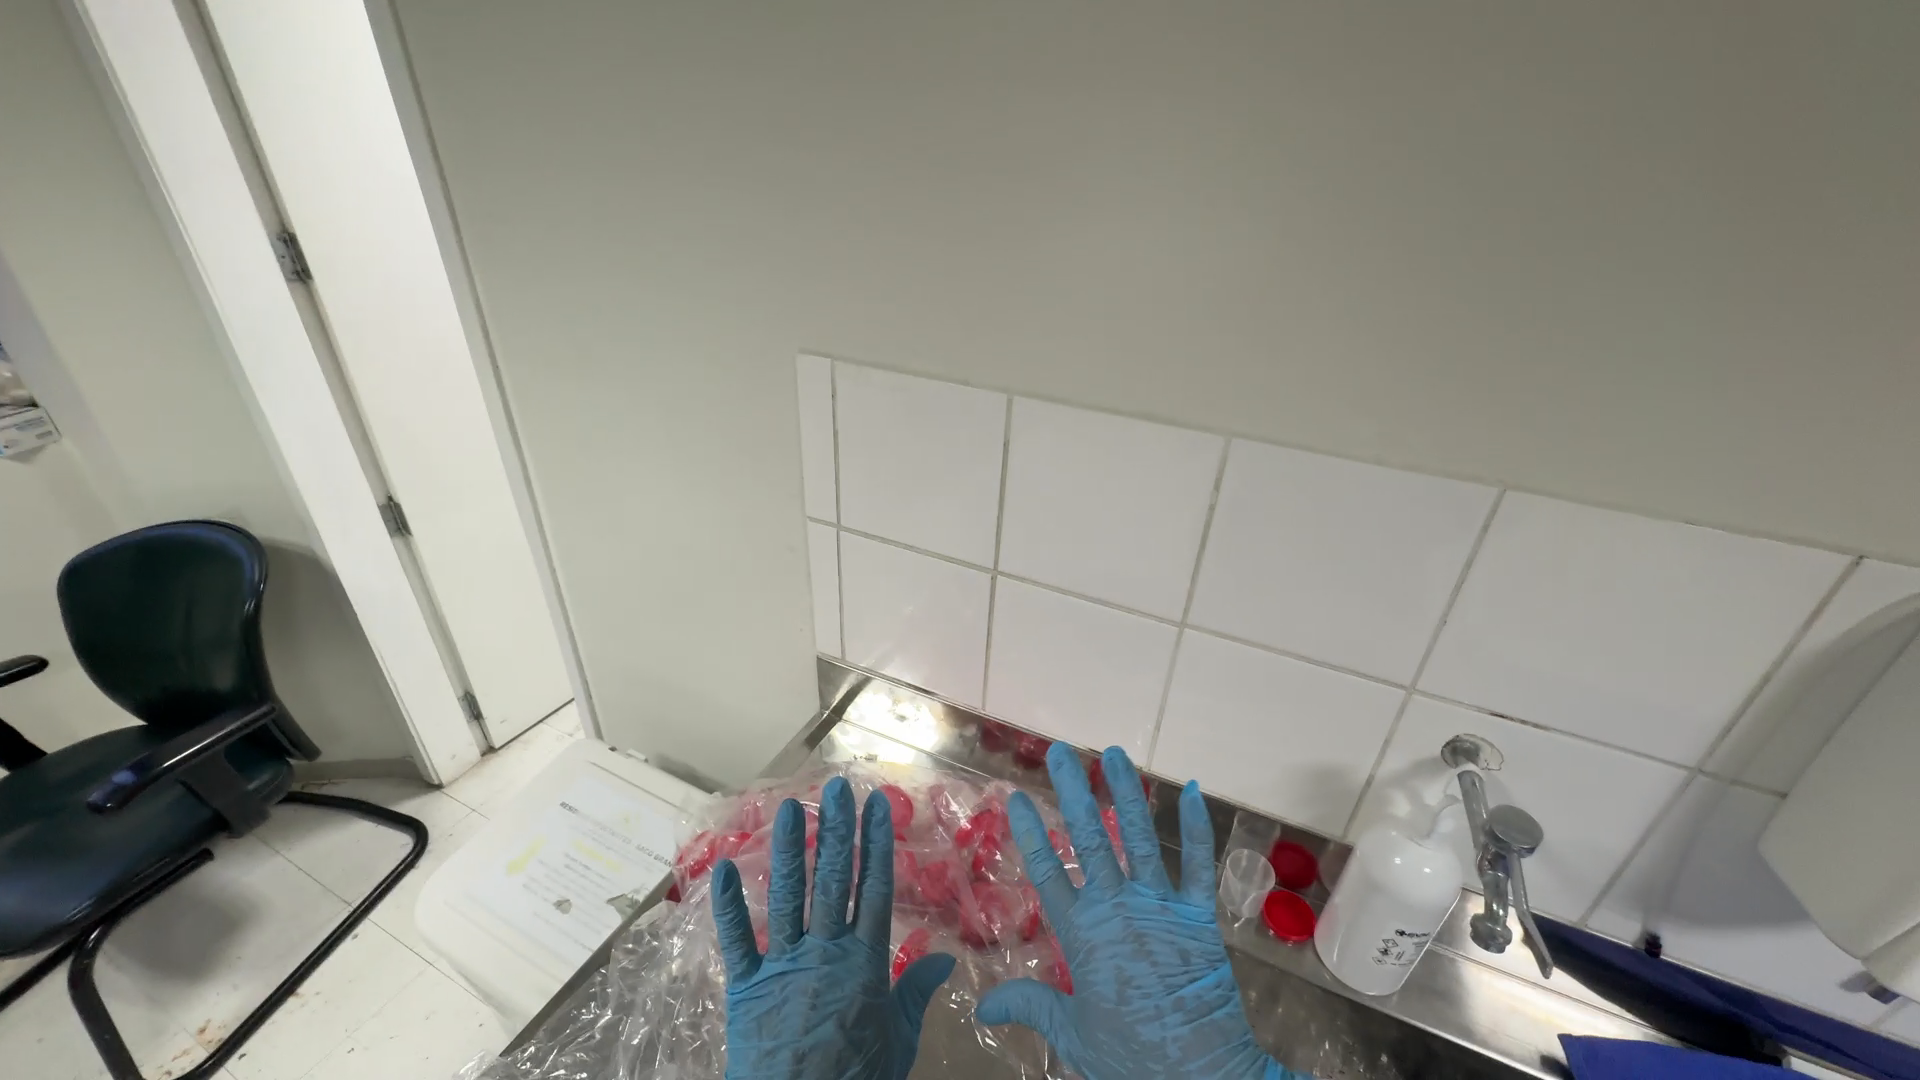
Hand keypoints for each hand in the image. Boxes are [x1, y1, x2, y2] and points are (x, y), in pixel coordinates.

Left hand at [712, 777, 956, 1079]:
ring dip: (791, 849)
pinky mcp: (747, 986)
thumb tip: (946, 958)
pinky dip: (728, 905)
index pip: (874, 887)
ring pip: (788, 895)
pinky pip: (737, 941)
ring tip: (791, 807)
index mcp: (865, 960)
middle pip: (834, 879)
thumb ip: (916, 993)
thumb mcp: (898, 1040)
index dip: (877, 843)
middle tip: (837, 787)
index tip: (877, 806)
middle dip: (838, 830)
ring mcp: (783, 964)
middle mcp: (825, 950)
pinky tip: (722, 868)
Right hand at [977, 744, 1292, 1079]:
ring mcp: (1160, 907)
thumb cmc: (1133, 1059)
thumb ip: (1029, 1007)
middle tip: (1059, 752)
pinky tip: (1191, 790)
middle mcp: (1117, 908)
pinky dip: (1196, 827)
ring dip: (1126, 792)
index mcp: (1082, 935)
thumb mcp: (1073, 1035)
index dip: (1030, 832)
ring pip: (1138, 837)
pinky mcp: (1199, 916)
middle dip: (1073, 790)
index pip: (1046, 870)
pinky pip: (1199, 864)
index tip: (1016, 797)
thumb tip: (982, 1005)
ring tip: (1113, 753)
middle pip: (1088, 838)